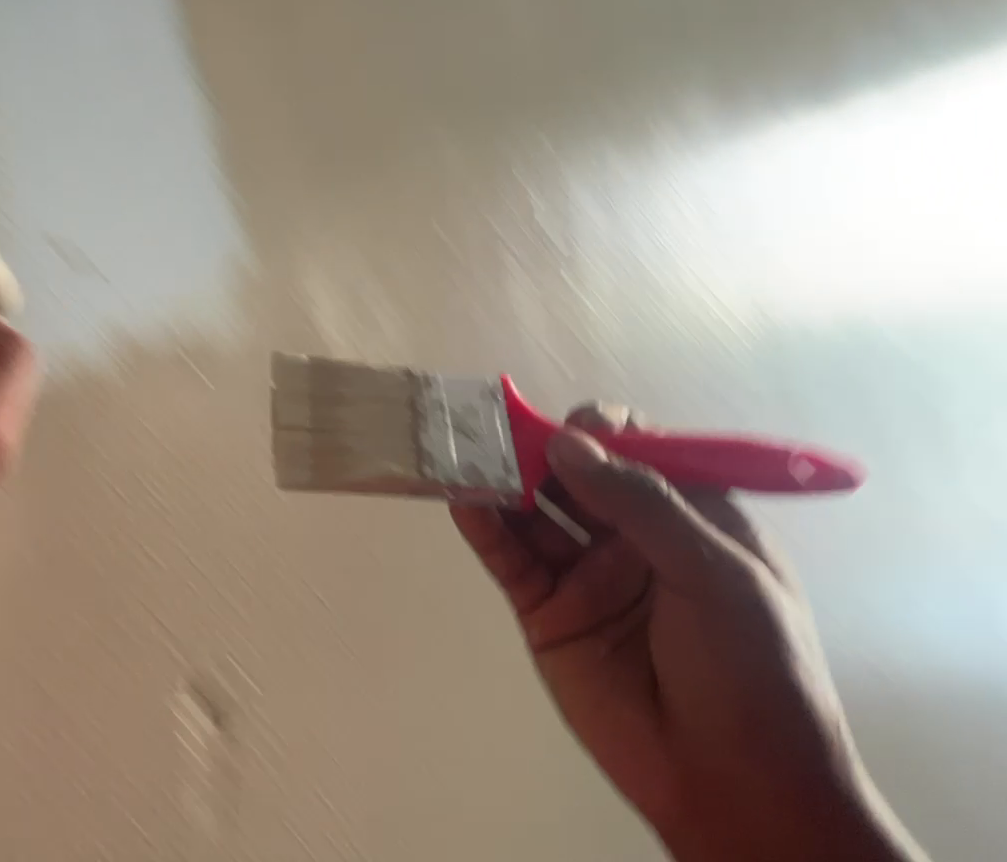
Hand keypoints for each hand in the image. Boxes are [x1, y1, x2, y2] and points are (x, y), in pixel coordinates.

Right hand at [452, 404, 923, 861]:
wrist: (731, 783)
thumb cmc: (752, 670)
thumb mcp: (716, 576)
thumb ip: (641, 504)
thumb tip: (565, 440)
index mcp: (689, 520)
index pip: (636, 453)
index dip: (602, 432)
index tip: (572, 431)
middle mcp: (630, 536)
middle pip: (572, 474)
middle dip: (536, 449)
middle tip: (497, 435)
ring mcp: (582, 571)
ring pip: (531, 509)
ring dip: (500, 480)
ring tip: (466, 458)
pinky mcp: (542, 606)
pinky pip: (507, 555)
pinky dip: (482, 525)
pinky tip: (463, 500)